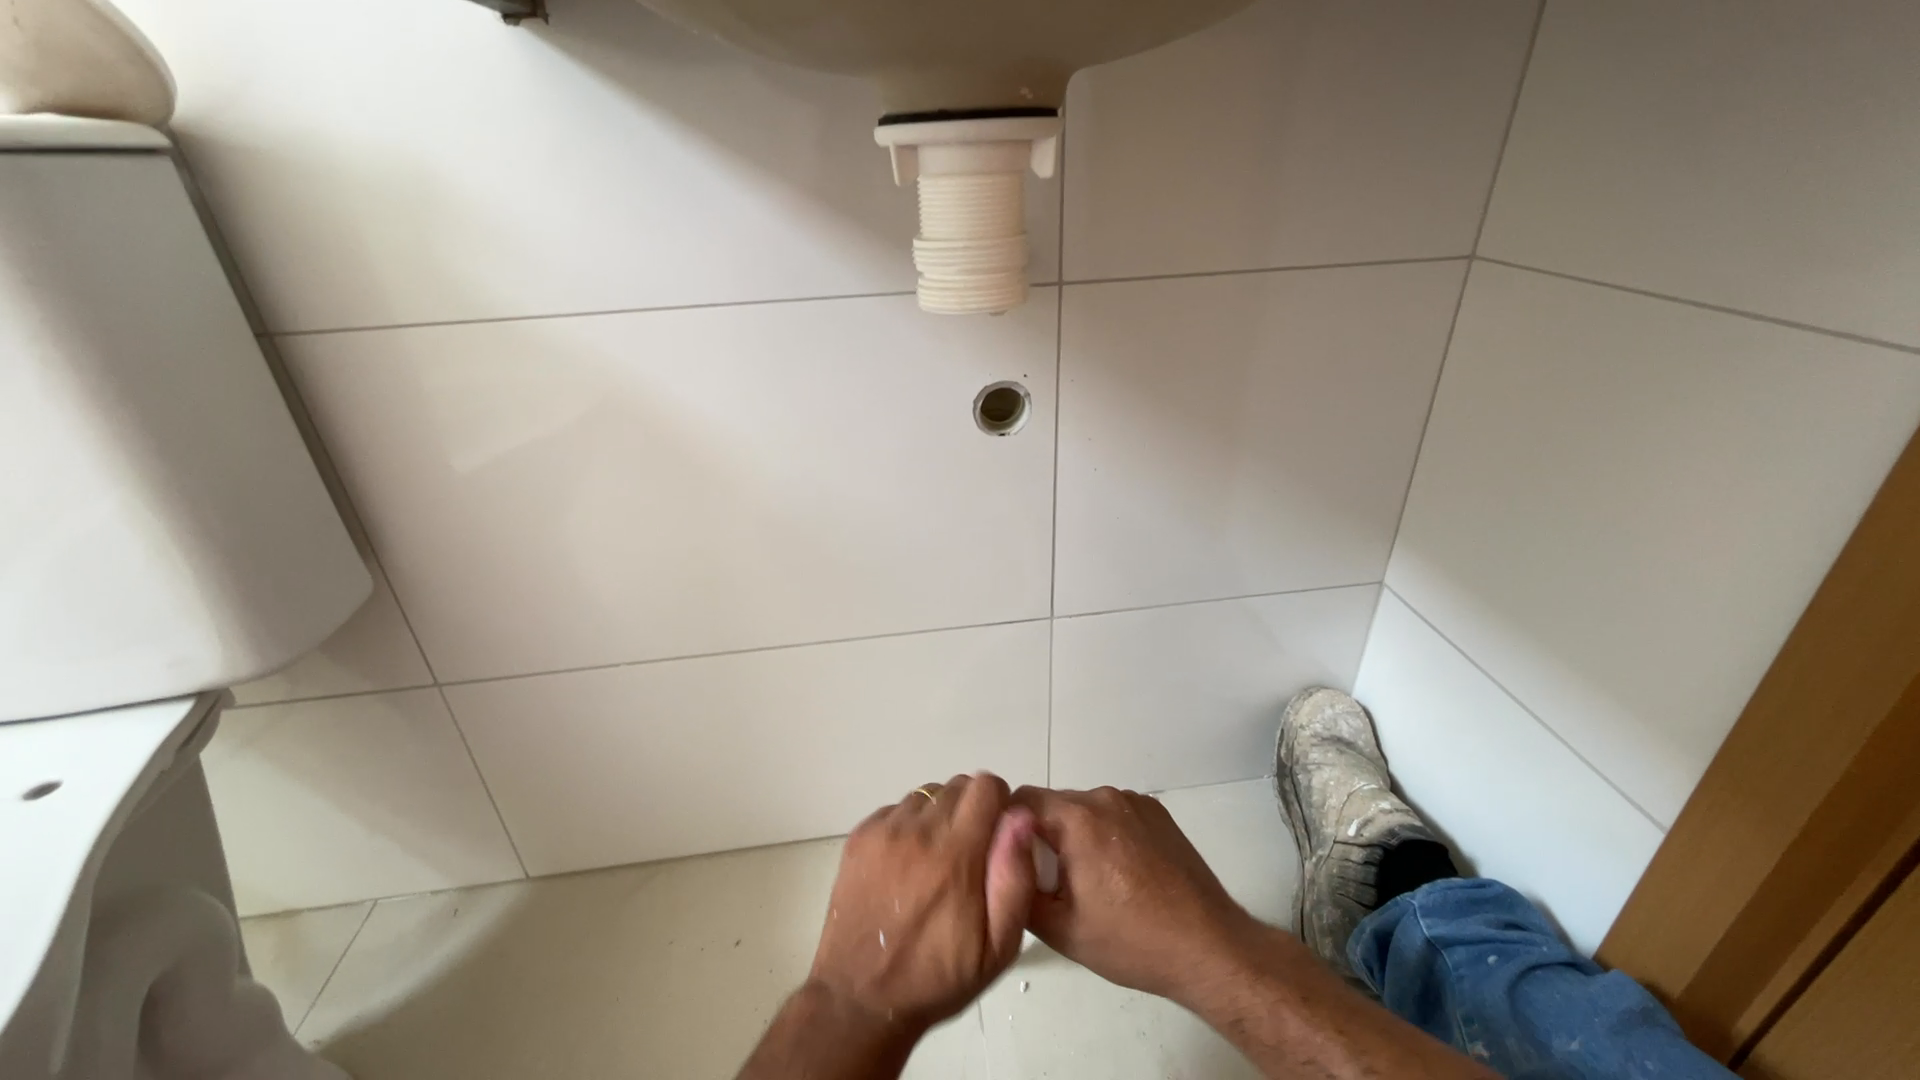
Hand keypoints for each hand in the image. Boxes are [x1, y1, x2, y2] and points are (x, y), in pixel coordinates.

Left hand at [807, 772, 1037, 1030]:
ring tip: (936, 862)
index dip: (999, 805)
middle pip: (957, 786)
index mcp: (956, 853)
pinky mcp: (859, 837)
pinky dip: (908, 826)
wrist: (861, 998)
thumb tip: (1020, 817)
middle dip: (972, 810)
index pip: (986, 787)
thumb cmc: (938, 977)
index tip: (997, 837)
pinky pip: (896, 810)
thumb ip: (1015, 876)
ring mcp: (883, 831)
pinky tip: (907, 865)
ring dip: (939, 817)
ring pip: (926, 796)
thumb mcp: (998, 946)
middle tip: (969, 856)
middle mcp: (918, 830)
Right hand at [1013, 785, 1258, 1002]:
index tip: (1006, 861)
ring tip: (1085, 883)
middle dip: (1040, 836)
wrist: (1208, 948)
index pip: (1019, 801)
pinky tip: (1118, 876)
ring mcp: (1135, 802)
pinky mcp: (1158, 813)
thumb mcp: (1058, 928)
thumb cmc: (1130, 941)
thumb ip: (1015, 887)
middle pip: (1052, 804)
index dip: (1004, 828)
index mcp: (1077, 819)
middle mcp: (1104, 798)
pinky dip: (1104, 835)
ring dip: (1073, 836)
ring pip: (1082, 809)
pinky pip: (1112, 814)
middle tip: (1046, 882)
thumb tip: (997, 862)